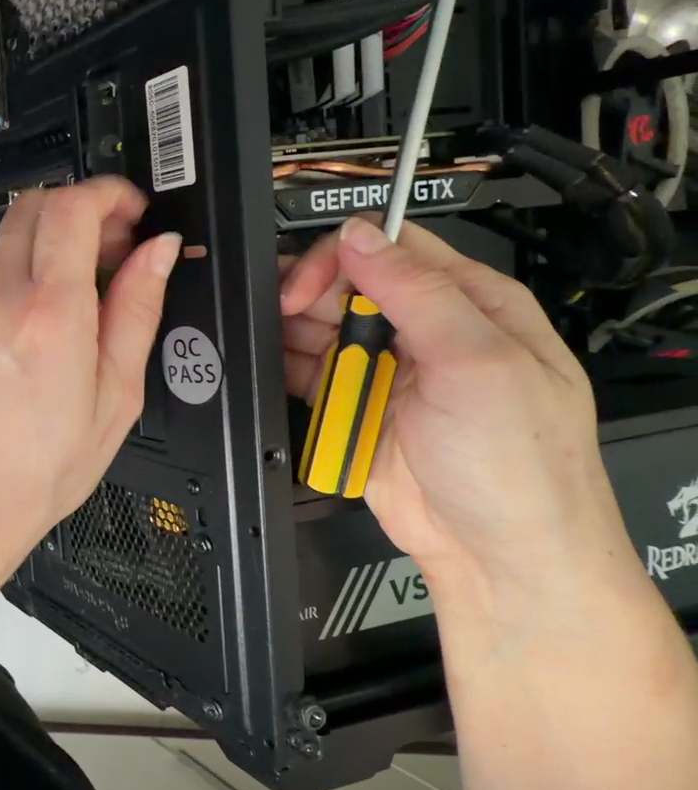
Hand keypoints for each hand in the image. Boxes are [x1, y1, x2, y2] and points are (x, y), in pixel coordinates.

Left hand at [0, 177, 180, 586]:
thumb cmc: (37, 471)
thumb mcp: (114, 396)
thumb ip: (135, 312)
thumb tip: (156, 253)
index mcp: (48, 313)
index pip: (71, 207)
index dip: (109, 194)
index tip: (132, 213)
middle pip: (31, 207)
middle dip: (78, 210)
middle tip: (113, 249)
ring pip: (6, 243)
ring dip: (48, 247)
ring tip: (83, 296)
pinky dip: (19, 280)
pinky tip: (41, 326)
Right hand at [281, 217, 629, 593]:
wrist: (493, 552)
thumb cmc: (519, 468)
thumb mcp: (478, 363)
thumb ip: (416, 293)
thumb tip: (361, 237)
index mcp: (469, 305)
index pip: (388, 250)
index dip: (336, 259)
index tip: (301, 289)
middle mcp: (421, 332)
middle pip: (338, 286)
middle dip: (301, 298)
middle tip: (281, 319)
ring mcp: (380, 370)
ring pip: (310, 327)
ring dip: (285, 334)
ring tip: (278, 352)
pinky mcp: (347, 405)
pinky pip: (297, 373)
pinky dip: (277, 370)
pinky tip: (270, 371)